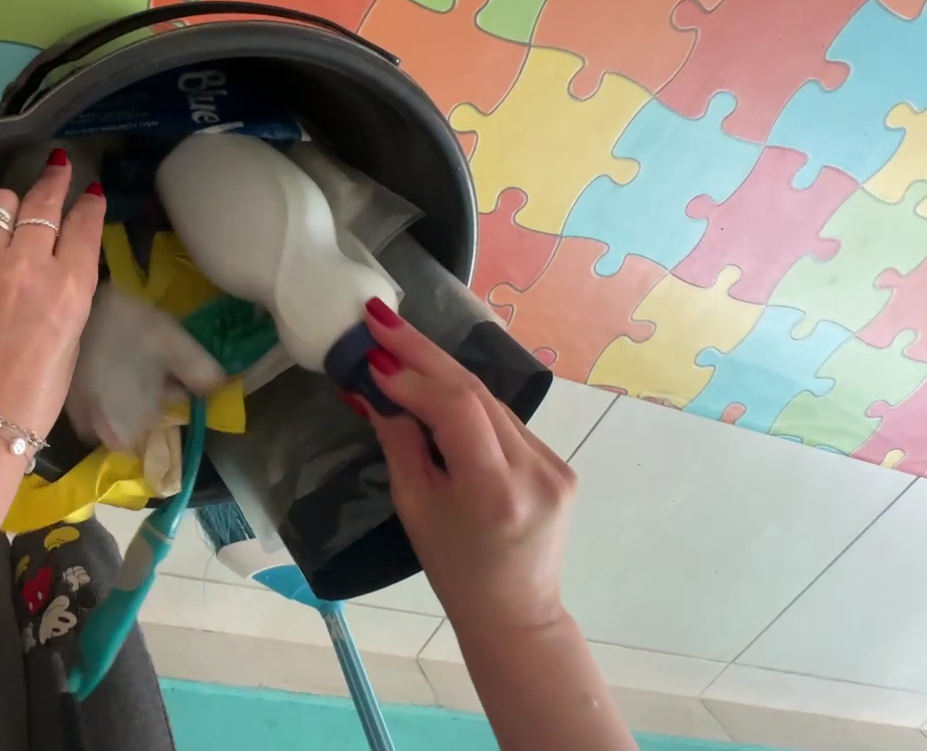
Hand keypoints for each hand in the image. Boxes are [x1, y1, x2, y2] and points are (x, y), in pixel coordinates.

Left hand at [0, 151, 106, 437]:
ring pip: (1, 204)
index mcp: (69, 286)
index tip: (91, 192)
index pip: (84, 225)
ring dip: (14, 200)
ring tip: (16, 204)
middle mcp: (30, 265)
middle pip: (44, 202)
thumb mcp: (71, 336)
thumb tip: (59, 261)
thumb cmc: (37, 391)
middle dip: (55, 180)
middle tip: (58, 167)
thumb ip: (66, 289)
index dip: (89, 204)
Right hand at [349, 298, 576, 638]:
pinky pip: (500, 415)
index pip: (456, 410)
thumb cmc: (451, 565)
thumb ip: (398, 440)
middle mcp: (534, 469)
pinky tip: (429, 376)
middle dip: (420, 349)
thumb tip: (375, 387)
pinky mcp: (556, 461)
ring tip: (395, 337)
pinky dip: (460, 393)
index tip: (370, 356)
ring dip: (437, 367)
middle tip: (379, 316)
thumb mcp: (413, 504)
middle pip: (474, 390)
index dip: (411, 377)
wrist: (514, 610)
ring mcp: (553, 462)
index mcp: (496, 488)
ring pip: (487, 397)